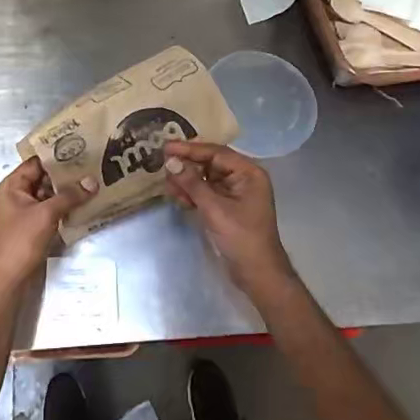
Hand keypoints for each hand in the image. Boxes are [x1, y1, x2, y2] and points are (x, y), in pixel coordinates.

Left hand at [0, 156, 94, 285]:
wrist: (11, 277)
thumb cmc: (22, 240)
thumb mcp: (47, 214)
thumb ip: (69, 196)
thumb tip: (91, 182)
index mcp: (11, 186)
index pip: (34, 163)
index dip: (55, 156)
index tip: (78, 148)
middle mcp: (15, 196)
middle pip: (42, 178)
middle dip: (65, 174)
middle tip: (90, 165)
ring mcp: (23, 212)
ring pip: (48, 194)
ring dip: (66, 191)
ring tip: (91, 182)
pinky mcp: (32, 226)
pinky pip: (49, 209)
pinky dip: (63, 206)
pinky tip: (83, 203)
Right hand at [162, 140, 292, 292]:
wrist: (257, 273)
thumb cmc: (241, 237)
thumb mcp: (214, 208)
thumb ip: (192, 183)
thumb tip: (171, 162)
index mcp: (248, 173)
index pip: (216, 152)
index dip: (190, 149)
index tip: (166, 146)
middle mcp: (243, 179)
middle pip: (210, 163)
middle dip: (187, 165)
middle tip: (162, 164)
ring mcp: (235, 194)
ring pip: (206, 179)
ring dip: (187, 181)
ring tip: (168, 184)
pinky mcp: (227, 208)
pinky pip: (207, 193)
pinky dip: (193, 194)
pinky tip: (178, 197)